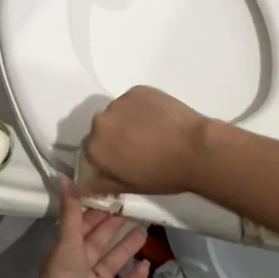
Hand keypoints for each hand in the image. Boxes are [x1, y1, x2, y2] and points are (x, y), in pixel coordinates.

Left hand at [9, 179, 149, 277]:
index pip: (82, 226)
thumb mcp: (67, 240)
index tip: (112, 196)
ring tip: (145, 232)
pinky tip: (148, 265)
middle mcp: (79, 268)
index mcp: (66, 251)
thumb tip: (63, 176)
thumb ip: (71, 210)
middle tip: (133, 210)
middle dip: (114, 228)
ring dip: (127, 249)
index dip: (96, 212)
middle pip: (99, 244)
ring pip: (113, 265)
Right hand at [82, 85, 212, 195]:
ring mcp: (119, 102)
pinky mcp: (137, 90)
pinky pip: (133, 101)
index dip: (108, 158)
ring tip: (152, 133)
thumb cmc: (163, 174)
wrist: (196, 149)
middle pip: (103, 129)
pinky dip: (142, 109)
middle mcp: (100, 121)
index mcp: (95, 147)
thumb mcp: (129, 187)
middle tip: (139, 148)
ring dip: (128, 122)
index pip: (92, 152)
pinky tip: (159, 120)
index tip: (124, 163)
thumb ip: (102, 184)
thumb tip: (82, 185)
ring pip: (118, 113)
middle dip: (116, 137)